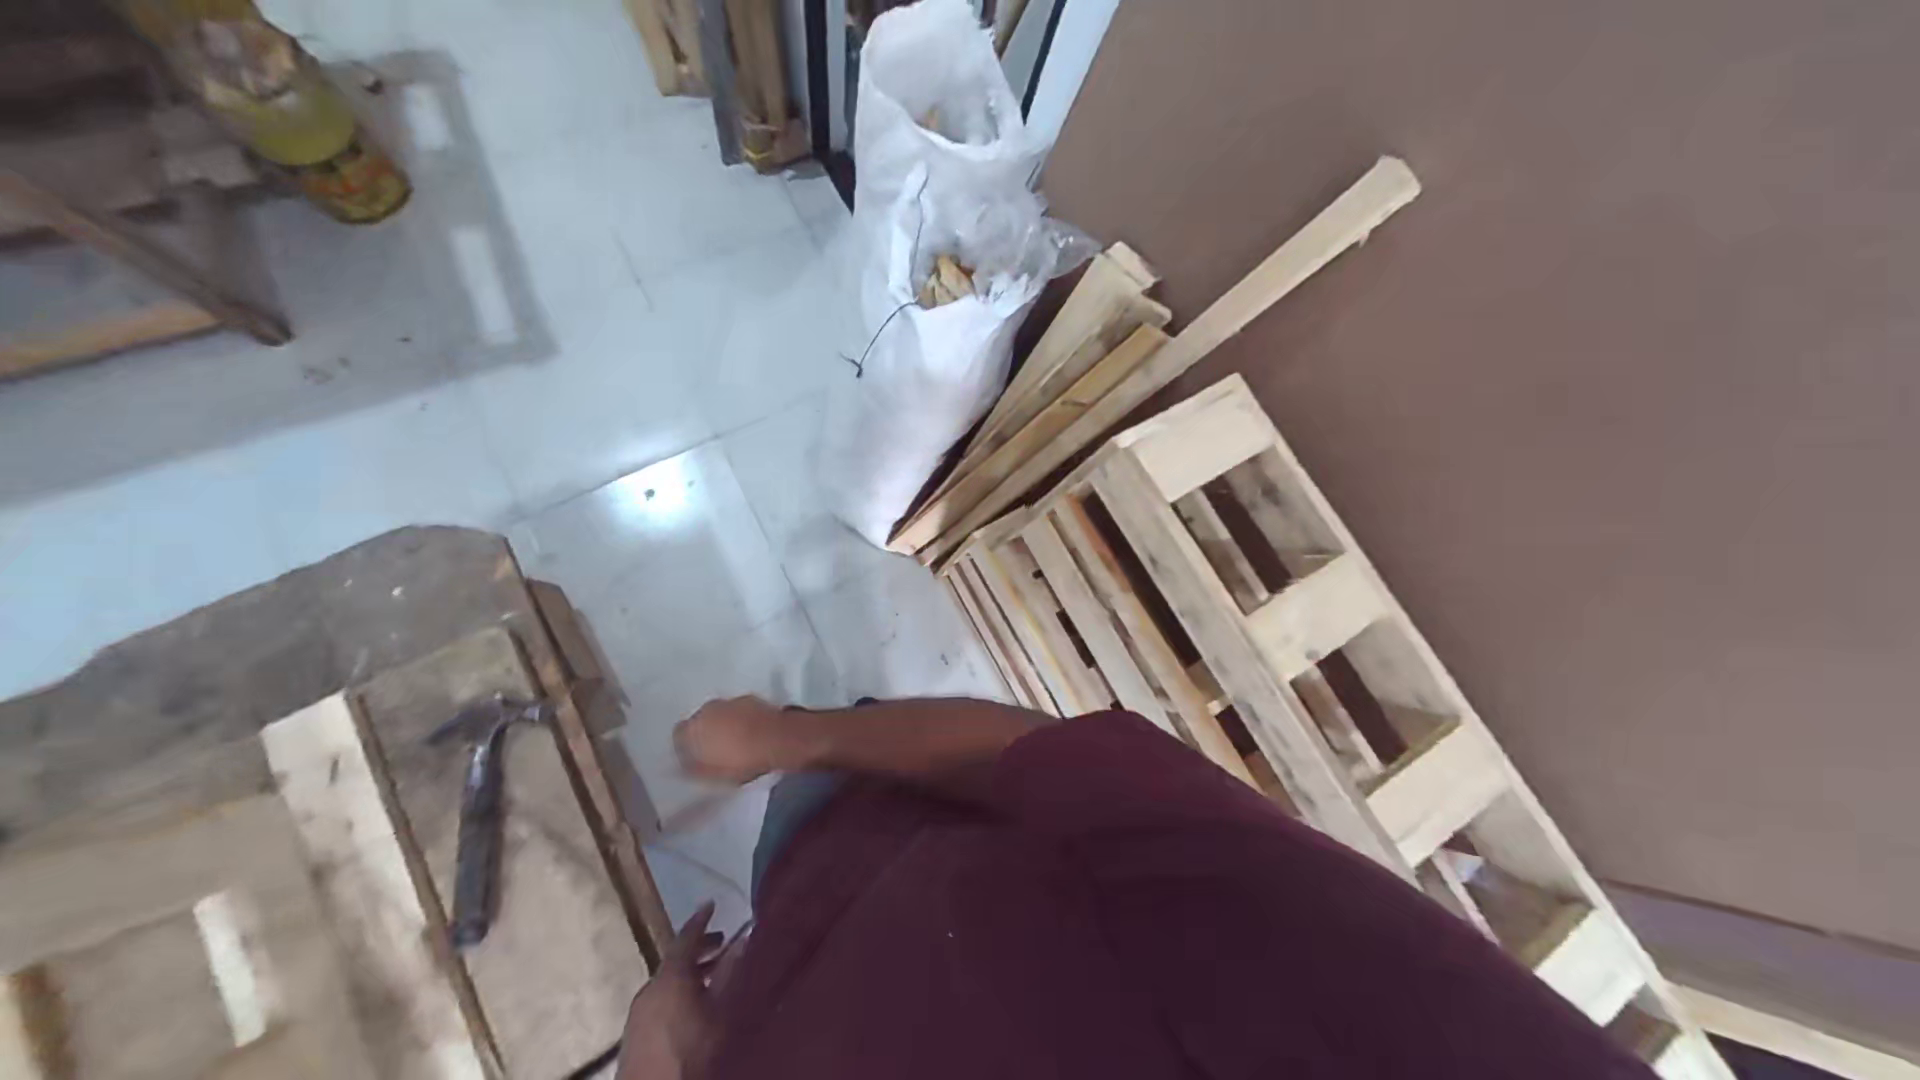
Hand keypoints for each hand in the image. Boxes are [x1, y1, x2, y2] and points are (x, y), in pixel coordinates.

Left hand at [616, 903, 723, 1079]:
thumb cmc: (692, 1055)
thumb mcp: (721, 1012)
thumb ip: (730, 973)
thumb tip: (741, 942)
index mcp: (670, 978)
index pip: (686, 937)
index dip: (701, 920)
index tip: (712, 903)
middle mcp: (650, 988)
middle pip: (676, 958)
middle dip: (700, 948)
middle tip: (724, 943)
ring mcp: (637, 1014)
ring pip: (667, 980)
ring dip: (690, 972)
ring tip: (714, 975)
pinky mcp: (633, 1035)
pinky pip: (659, 998)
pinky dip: (678, 990)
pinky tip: (694, 1004)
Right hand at [674, 696, 813, 783]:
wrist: (777, 738)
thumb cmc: (740, 761)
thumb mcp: (712, 775)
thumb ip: (693, 768)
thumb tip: (684, 765)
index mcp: (692, 728)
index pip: (679, 734)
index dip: (686, 746)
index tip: (695, 757)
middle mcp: (707, 709)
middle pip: (700, 721)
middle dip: (706, 732)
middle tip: (718, 749)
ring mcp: (730, 701)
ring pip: (720, 714)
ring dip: (724, 723)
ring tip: (737, 740)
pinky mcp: (750, 698)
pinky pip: (739, 710)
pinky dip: (742, 718)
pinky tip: (752, 731)